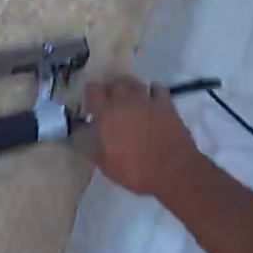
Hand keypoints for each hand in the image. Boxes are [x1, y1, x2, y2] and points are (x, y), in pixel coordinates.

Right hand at [80, 75, 207, 196]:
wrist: (173, 170)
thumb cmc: (136, 170)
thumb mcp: (107, 166)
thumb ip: (91, 149)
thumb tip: (79, 138)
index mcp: (107, 114)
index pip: (93, 90)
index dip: (91, 93)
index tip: (91, 102)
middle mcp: (125, 101)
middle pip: (114, 82)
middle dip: (109, 86)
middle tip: (109, 95)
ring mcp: (147, 101)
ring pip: (134, 82)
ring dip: (129, 85)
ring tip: (128, 92)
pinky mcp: (166, 105)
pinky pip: (158, 89)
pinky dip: (153, 90)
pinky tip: (152, 96)